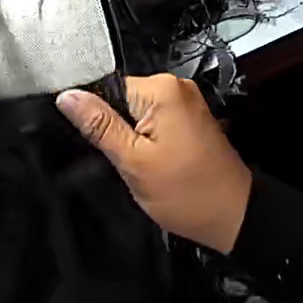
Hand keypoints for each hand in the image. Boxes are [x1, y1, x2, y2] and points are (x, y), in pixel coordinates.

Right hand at [56, 74, 251, 252]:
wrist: (234, 216)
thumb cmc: (187, 193)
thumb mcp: (133, 162)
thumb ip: (98, 125)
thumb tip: (67, 96)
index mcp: (161, 89)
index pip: (107, 87)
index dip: (96, 117)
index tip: (98, 144)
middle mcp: (176, 86)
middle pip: (121, 97)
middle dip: (114, 128)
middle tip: (124, 160)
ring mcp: (185, 101)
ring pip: (135, 111)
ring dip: (130, 136)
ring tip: (140, 163)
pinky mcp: (189, 117)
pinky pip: (153, 119)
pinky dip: (146, 139)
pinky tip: (152, 161)